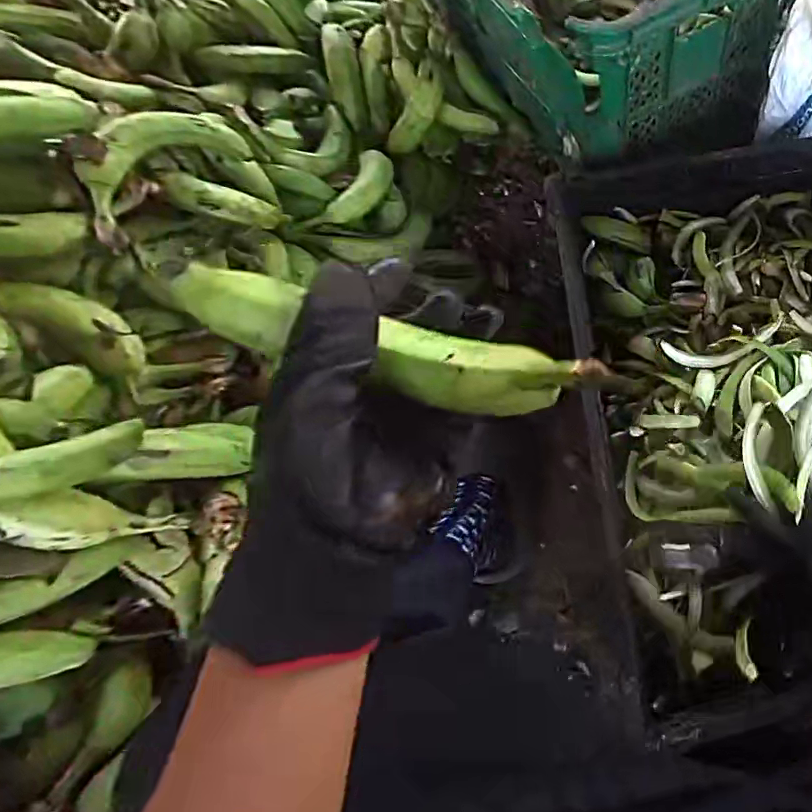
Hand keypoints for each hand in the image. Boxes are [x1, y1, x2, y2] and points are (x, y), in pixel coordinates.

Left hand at [203, 261, 471, 667]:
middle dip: (432, 311)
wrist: (344, 544)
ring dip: (465, 335)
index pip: (356, 316)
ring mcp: (413, 407)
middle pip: (409, 333)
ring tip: (486, 315)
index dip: (378, 290)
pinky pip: (470, 393)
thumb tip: (345, 267)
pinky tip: (501, 352)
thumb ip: (330, 335)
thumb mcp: (310, 394)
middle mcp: (373, 382)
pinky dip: (487, 371)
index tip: (405, 268)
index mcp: (329, 370)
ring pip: (444, 358)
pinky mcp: (447, 431)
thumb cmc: (311, 467)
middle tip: (451, 300)